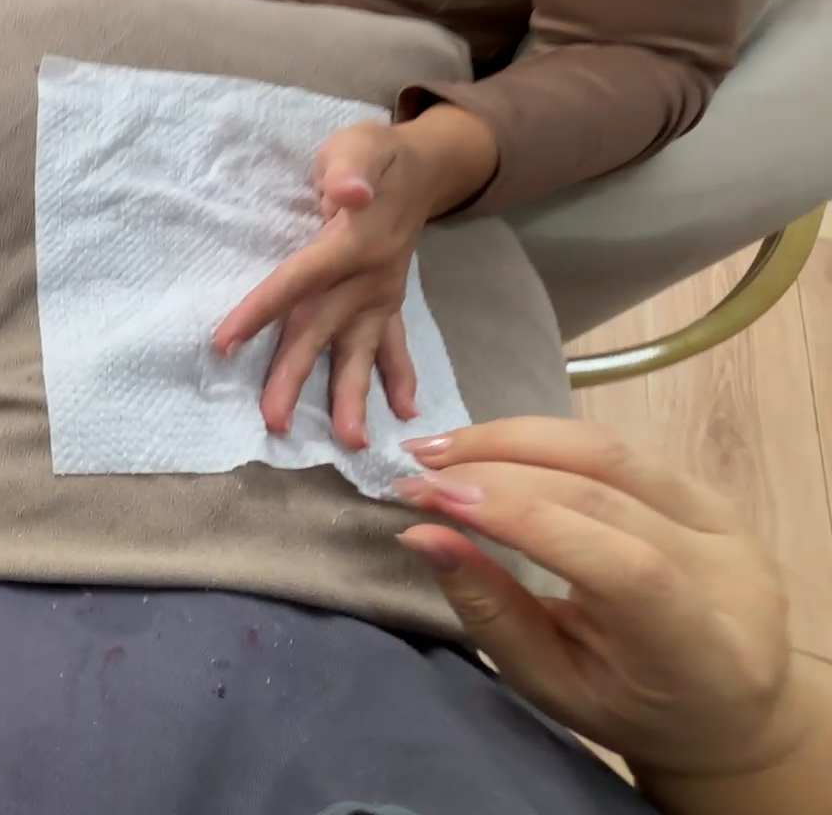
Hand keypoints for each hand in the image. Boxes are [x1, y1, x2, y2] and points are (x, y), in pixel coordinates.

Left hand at [214, 105, 495, 447]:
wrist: (426, 167)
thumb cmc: (373, 155)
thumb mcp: (357, 146)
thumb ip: (348, 168)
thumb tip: (348, 190)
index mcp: (349, 244)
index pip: (295, 283)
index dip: (259, 312)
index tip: (223, 344)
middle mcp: (368, 279)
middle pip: (320, 331)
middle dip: (296, 376)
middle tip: (276, 422)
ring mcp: (382, 296)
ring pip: (360, 352)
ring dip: (353, 397)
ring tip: (352, 443)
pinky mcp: (389, 303)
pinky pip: (396, 345)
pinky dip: (399, 377)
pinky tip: (403, 413)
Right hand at [393, 418, 817, 780]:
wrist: (722, 702)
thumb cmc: (620, 701)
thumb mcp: (543, 678)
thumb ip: (486, 606)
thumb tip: (418, 534)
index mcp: (700, 651)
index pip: (618, 566)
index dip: (517, 517)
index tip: (427, 495)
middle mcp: (728, 576)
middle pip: (599, 495)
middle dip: (489, 472)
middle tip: (410, 476)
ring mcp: (725, 525)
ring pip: (604, 452)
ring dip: (503, 439)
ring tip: (433, 449)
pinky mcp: (704, 494)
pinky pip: (608, 446)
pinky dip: (529, 436)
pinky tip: (478, 445)